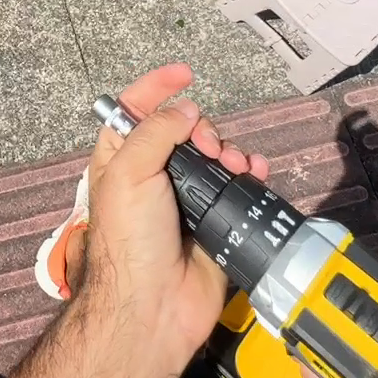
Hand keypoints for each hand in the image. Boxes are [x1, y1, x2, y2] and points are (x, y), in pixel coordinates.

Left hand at [2, 64, 267, 377]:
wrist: (155, 304)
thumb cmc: (128, 241)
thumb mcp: (130, 171)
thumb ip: (156, 132)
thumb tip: (185, 109)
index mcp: (122, 155)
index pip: (136, 106)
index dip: (157, 86)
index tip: (182, 73)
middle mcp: (152, 170)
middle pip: (184, 127)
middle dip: (202, 126)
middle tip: (210, 146)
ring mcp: (185, 193)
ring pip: (213, 153)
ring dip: (229, 149)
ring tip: (234, 163)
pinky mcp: (213, 215)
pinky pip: (235, 184)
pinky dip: (249, 172)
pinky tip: (255, 171)